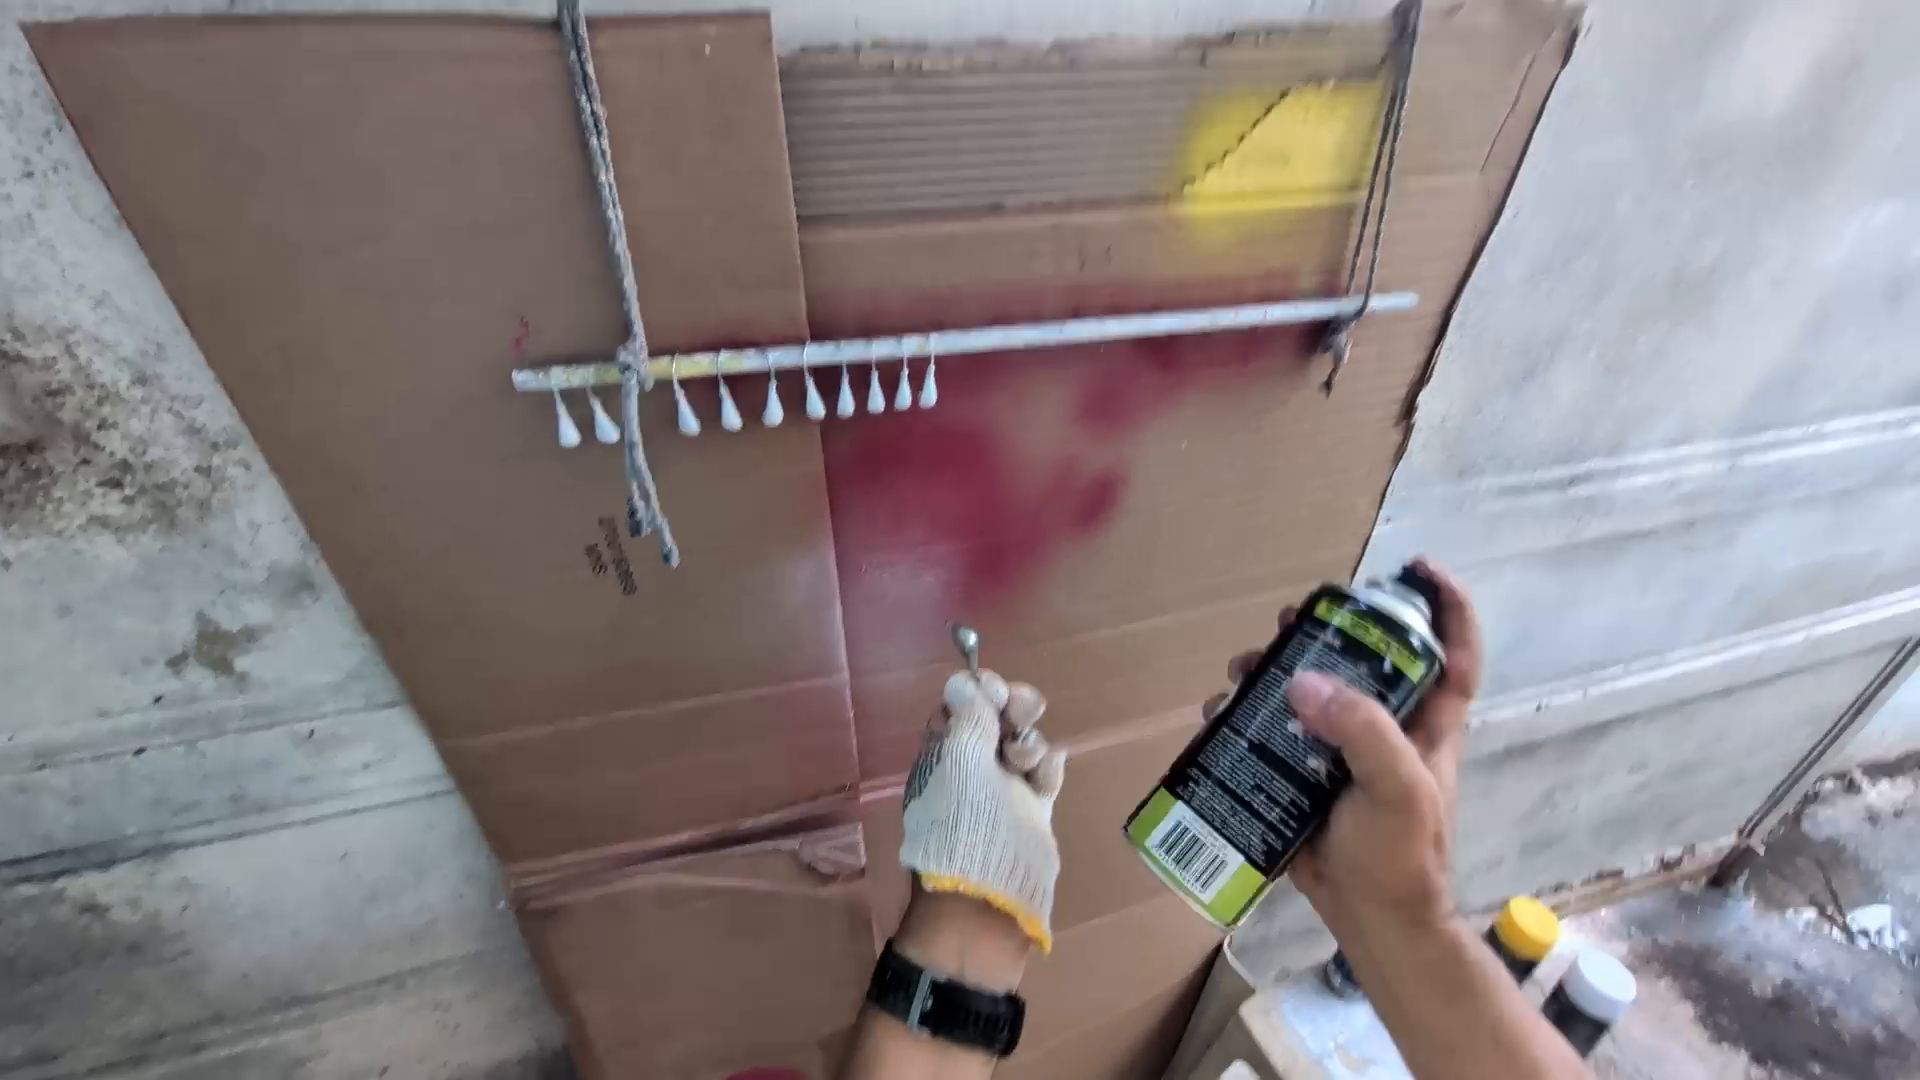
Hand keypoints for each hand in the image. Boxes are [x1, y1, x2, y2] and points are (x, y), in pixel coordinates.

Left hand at [899, 670, 1066, 952]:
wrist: (985, 898)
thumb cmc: (963, 820)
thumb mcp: (959, 759)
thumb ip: (968, 716)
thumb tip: (962, 681)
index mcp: (944, 749)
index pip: (962, 703)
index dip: (981, 690)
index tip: (996, 690)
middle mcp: (971, 763)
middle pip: (998, 716)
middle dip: (1015, 707)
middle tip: (1025, 709)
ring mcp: (1002, 787)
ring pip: (1024, 741)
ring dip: (1029, 741)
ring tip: (1026, 762)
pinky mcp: (1031, 809)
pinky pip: (1044, 773)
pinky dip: (1048, 768)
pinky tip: (1046, 776)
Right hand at [1212, 560, 1482, 941]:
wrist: (1367, 918)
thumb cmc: (1399, 856)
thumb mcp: (1396, 790)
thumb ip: (1362, 732)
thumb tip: (1302, 681)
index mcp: (1424, 725)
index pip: (1451, 655)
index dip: (1446, 607)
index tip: (1418, 567)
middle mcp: (1382, 726)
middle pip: (1358, 660)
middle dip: (1325, 632)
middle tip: (1291, 620)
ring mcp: (1338, 748)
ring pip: (1305, 689)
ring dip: (1272, 669)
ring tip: (1241, 668)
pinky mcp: (1301, 769)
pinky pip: (1269, 726)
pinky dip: (1242, 712)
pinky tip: (1218, 713)